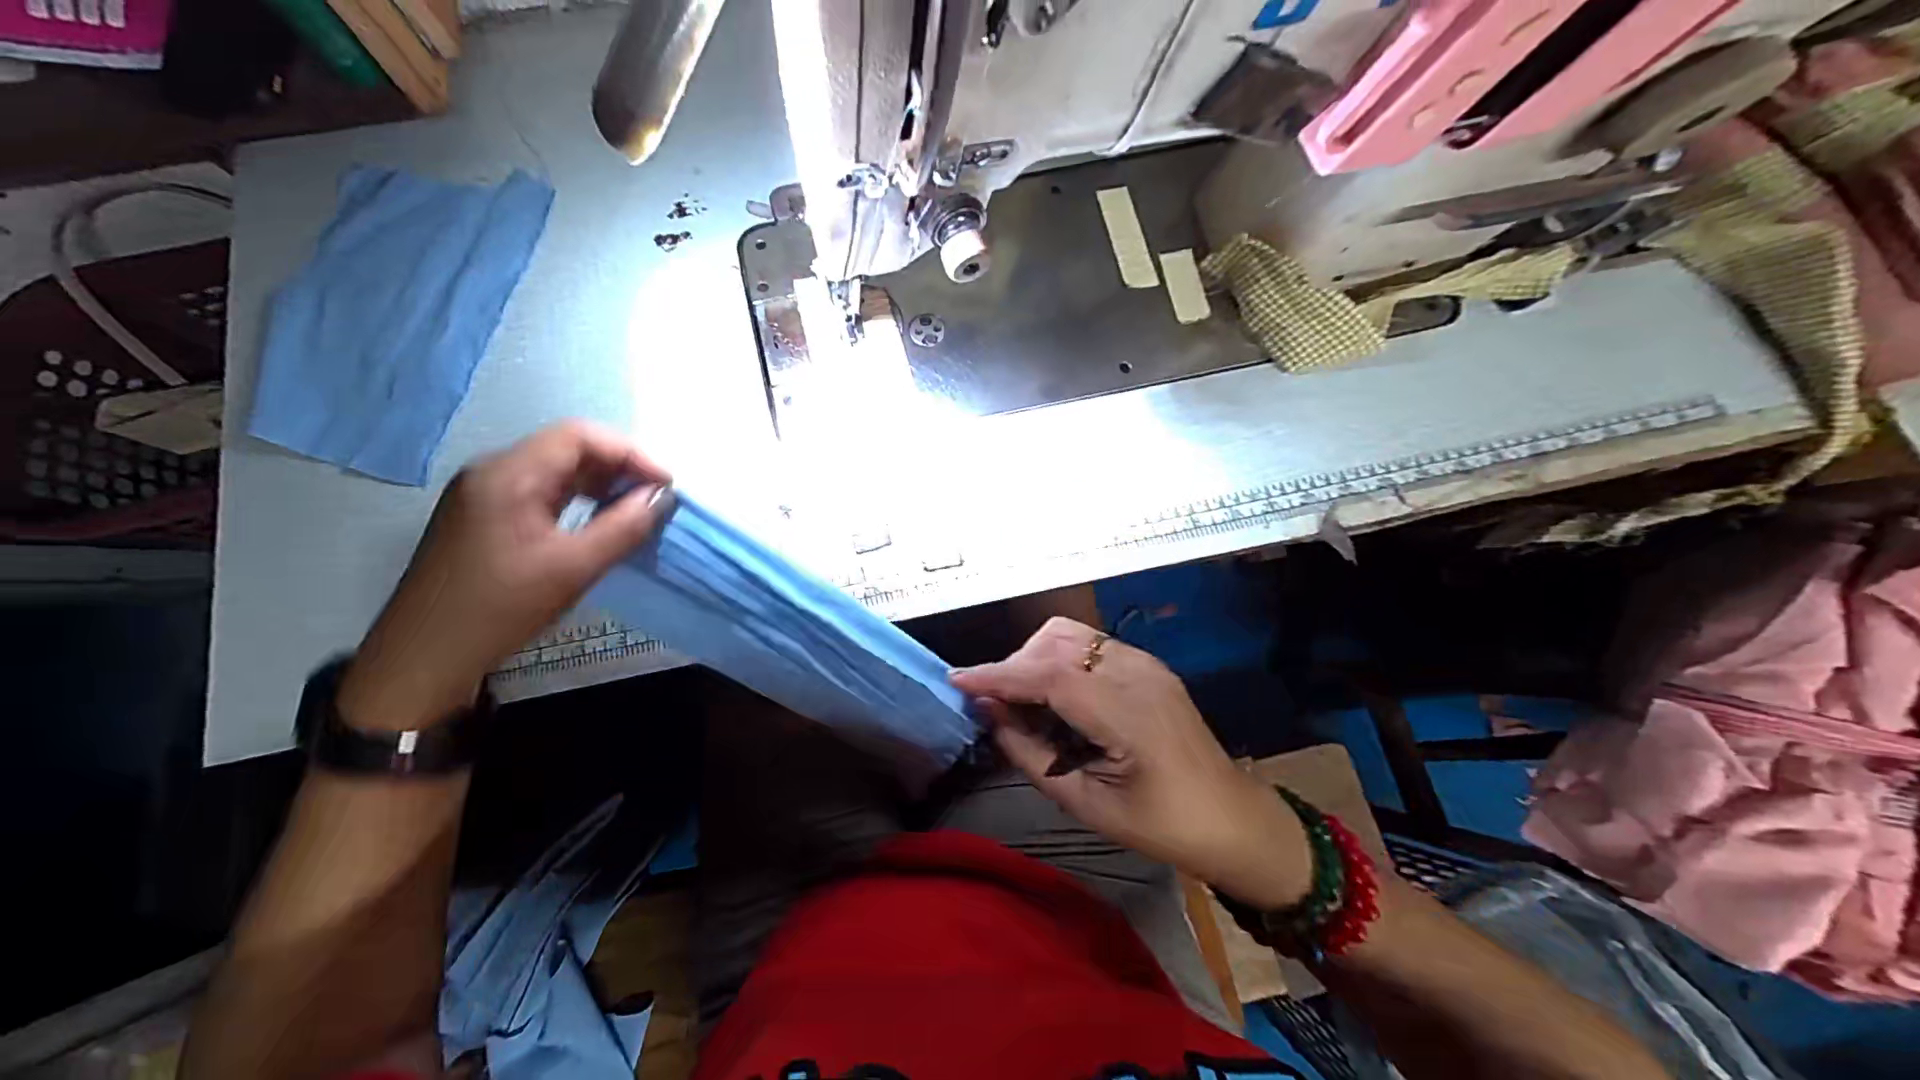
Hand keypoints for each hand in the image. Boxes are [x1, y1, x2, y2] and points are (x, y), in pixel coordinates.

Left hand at [337, 421, 672, 731]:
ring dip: (600, 483)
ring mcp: (484, 492)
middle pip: (567, 447)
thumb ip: (624, 526)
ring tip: (635, 510)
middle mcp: (493, 471)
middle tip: (655, 498)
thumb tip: (661, 496)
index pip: (579, 436)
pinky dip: (578, 499)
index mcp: (509, 474)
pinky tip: (598, 523)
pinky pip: (541, 491)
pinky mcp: (484, 515)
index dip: (631, 452)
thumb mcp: (573, 568)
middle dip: (618, 467)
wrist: (424, 654)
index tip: (665, 485)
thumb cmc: (501, 607)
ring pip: (555, 470)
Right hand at [951, 617, 1312, 909]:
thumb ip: (1030, 753)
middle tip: (992, 702)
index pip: (1049, 674)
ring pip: (1070, 634)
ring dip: (1034, 657)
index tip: (956, 680)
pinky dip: (1058, 660)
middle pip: (1055, 641)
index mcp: (1127, 713)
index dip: (998, 673)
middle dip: (1013, 664)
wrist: (1234, 819)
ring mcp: (1146, 663)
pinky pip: (1089, 646)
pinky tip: (1054, 695)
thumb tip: (988, 712)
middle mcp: (1137, 673)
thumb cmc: (1163, 826)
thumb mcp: (1087, 803)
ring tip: (1020, 698)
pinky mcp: (1148, 665)